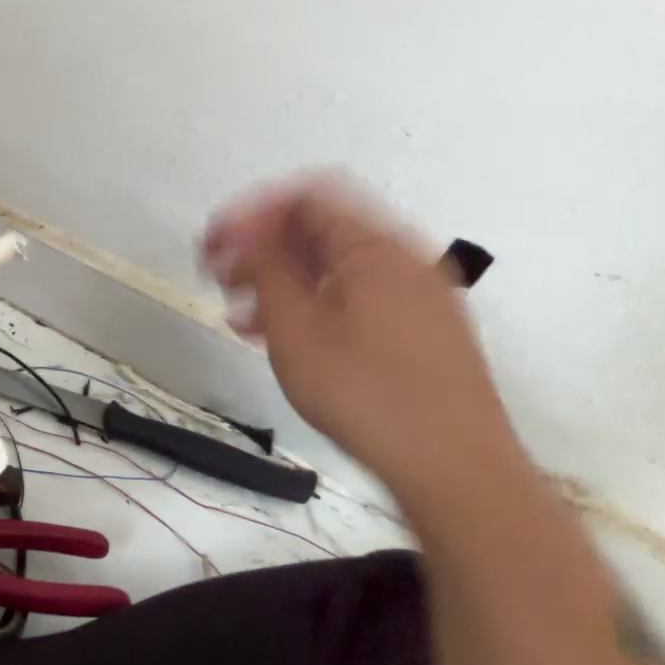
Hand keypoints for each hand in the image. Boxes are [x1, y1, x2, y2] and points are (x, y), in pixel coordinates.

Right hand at [201, 175, 517, 487]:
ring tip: (238, 314)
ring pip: (331, 265)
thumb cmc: (363, 391)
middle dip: (259, 246)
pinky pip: (351, 295)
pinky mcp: (416, 331)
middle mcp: (403, 262)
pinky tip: (276, 336)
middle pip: (319, 229)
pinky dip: (307, 302)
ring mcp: (415, 297)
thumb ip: (264, 266)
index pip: (307, 197)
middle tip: (215, 277)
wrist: (451, 467)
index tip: (212, 243)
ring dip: (277, 278)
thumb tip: (242, 229)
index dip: (252, 211)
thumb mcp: (294, 325)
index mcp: (376, 249)